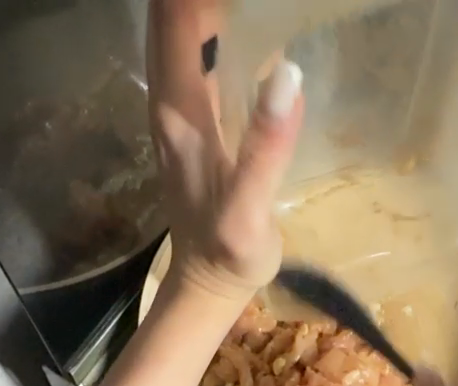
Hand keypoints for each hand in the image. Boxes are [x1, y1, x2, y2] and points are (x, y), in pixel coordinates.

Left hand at [148, 0, 303, 304]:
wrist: (207, 286)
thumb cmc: (229, 253)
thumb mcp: (250, 208)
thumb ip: (266, 147)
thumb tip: (288, 73)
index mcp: (180, 110)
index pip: (176, 17)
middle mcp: (168, 101)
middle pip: (170, 16)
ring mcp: (177, 111)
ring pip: (176, 32)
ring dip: (201, 9)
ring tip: (246, 3)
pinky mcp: (191, 122)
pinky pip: (191, 55)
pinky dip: (207, 29)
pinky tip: (239, 22)